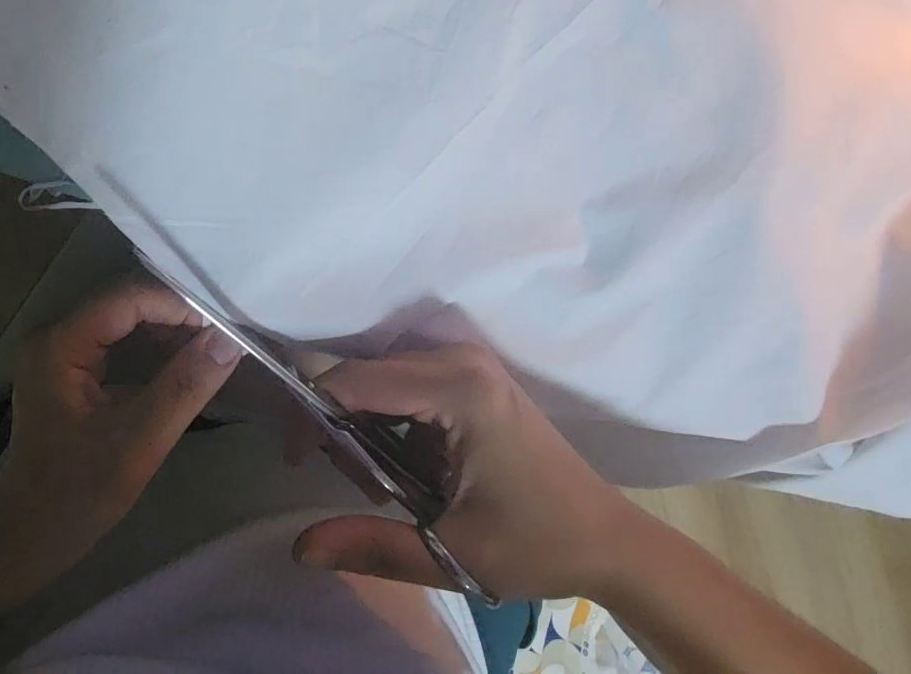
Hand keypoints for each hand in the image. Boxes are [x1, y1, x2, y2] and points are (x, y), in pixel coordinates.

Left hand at [0, 278, 243, 570]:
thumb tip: (229, 341)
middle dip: (174, 312)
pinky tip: (181, 357)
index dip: (176, 305)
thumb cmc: (79, 495)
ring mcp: (57, 349)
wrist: (30, 535)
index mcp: (59, 344)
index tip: (223, 325)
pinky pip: (113, 338)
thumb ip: (183, 387)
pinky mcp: (66, 366)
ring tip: (210, 344)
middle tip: (223, 333)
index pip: (125, 299)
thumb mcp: (139, 443)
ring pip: (120, 317)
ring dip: (164, 326)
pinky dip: (148, 343)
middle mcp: (53, 334)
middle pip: (122, 300)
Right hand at [288, 343, 641, 600]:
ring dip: (361, 417)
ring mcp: (466, 357)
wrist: (611, 541)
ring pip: (376, 370)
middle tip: (359, 484)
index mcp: (458, 389)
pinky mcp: (470, 368)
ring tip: (381, 476)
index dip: (311, 414)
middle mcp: (458, 356)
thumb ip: (373, 546)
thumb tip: (299, 549)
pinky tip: (402, 455)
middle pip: (360, 371)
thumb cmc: (537, 545)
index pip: (352, 380)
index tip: (299, 460)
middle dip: (339, 422)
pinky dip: (384, 410)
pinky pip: (400, 374)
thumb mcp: (452, 554)